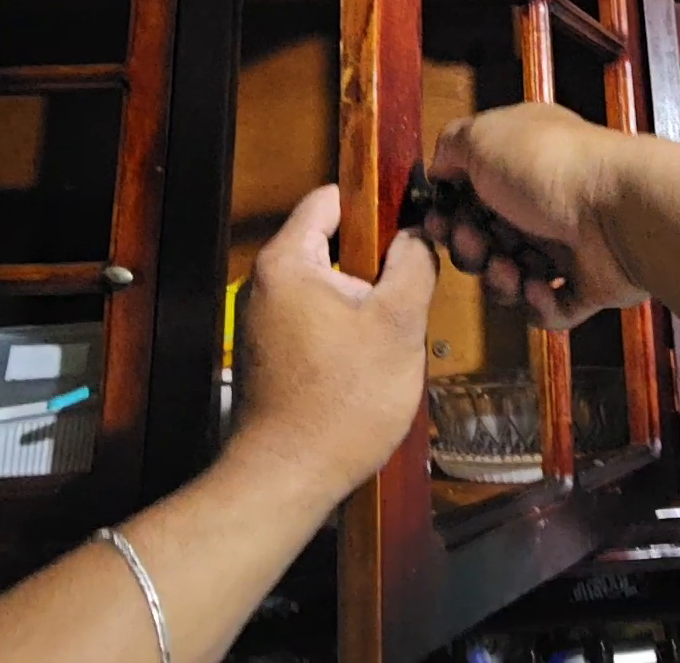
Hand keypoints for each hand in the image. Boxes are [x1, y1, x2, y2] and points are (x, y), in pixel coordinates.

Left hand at [232, 185, 438, 497]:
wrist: (286, 481)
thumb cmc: (344, 398)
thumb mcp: (398, 324)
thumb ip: (414, 264)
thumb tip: (416, 233)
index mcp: (288, 261)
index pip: (331, 198)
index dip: (377, 203)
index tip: (412, 224)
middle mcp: (266, 281)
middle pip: (331, 239)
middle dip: (376, 257)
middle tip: (412, 285)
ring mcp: (263, 318)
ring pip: (328, 280)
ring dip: (364, 294)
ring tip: (396, 325)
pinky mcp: (270, 350)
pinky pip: (315, 312)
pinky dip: (345, 321)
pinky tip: (370, 355)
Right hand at [426, 103, 647, 328]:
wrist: (620, 210)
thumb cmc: (550, 167)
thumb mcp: (484, 136)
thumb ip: (452, 146)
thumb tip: (439, 167)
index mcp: (520, 163)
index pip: (472, 193)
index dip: (449, 212)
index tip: (438, 221)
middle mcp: (542, 202)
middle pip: (488, 239)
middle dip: (471, 248)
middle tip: (476, 244)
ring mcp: (568, 245)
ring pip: (513, 278)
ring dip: (500, 280)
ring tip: (511, 270)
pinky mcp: (589, 285)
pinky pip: (550, 308)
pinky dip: (538, 305)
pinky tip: (538, 287)